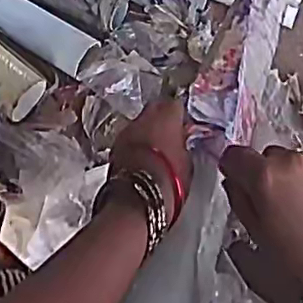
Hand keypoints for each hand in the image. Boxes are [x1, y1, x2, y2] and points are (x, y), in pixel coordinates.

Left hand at [109, 99, 192, 213]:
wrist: (137, 198)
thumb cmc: (168, 179)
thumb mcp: (187, 162)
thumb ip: (185, 145)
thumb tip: (182, 143)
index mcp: (167, 116)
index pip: (176, 105)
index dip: (180, 115)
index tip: (185, 125)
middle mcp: (144, 117)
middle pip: (155, 108)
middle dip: (162, 118)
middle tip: (170, 133)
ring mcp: (127, 130)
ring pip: (140, 123)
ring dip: (146, 131)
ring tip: (156, 149)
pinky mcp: (115, 146)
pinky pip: (129, 139)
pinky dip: (135, 144)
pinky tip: (142, 158)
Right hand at [220, 145, 302, 288]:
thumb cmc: (295, 255)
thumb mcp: (254, 230)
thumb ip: (238, 196)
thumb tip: (234, 180)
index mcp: (262, 176)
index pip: (235, 154)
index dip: (233, 166)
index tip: (236, 175)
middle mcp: (288, 161)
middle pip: (266, 156)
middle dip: (266, 173)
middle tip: (273, 200)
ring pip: (291, 159)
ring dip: (290, 175)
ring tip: (299, 205)